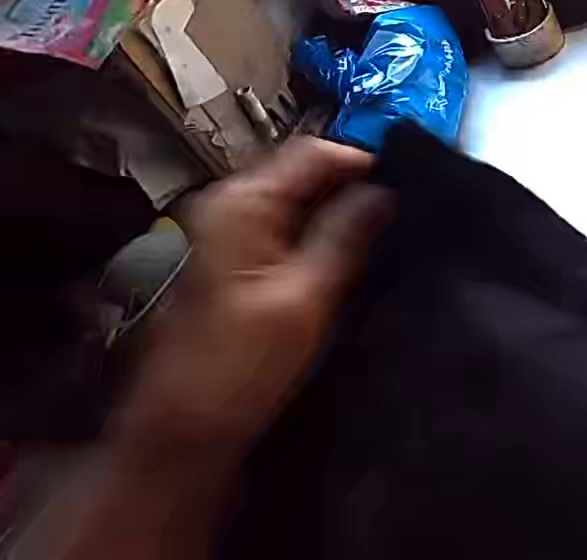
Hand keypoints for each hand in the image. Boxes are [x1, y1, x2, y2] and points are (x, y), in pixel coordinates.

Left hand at [117, 139, 390, 457]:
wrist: (180, 434)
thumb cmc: (240, 365)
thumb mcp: (306, 295)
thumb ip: (347, 233)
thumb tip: (386, 190)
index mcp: (243, 204)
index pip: (316, 152)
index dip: (364, 162)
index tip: (405, 187)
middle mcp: (235, 204)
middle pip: (310, 170)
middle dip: (357, 185)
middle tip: (400, 210)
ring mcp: (235, 229)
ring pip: (307, 195)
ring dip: (346, 207)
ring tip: (386, 229)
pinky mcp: (243, 253)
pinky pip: (296, 220)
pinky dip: (328, 226)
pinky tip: (356, 249)